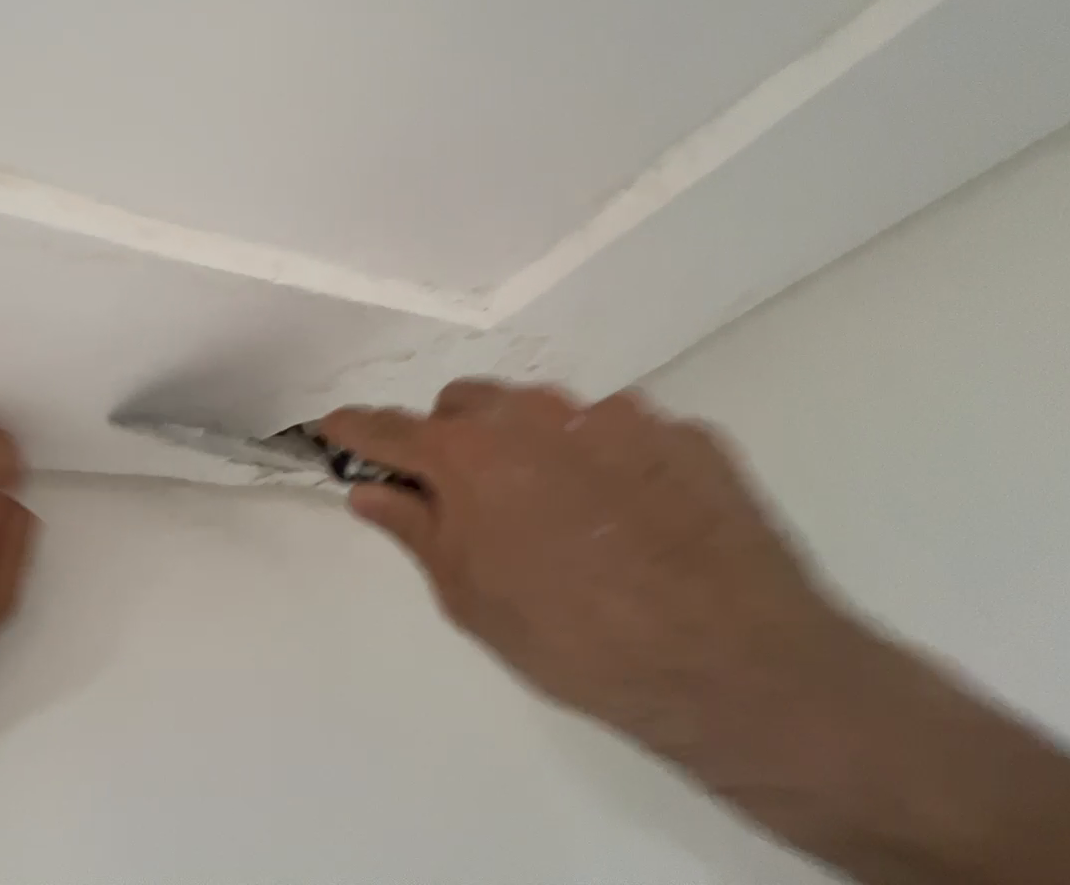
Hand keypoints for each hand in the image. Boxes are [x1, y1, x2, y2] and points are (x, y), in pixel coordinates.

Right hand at [321, 381, 870, 770]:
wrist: (735, 666)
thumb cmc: (574, 639)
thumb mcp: (469, 598)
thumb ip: (412, 530)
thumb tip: (370, 493)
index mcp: (469, 456)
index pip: (388, 429)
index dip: (353, 429)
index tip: (334, 428)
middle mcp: (534, 415)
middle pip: (466, 403)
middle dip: (452, 439)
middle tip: (469, 500)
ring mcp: (614, 416)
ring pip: (543, 412)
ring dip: (530, 447)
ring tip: (562, 516)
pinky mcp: (681, 432)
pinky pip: (618, 433)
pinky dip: (603, 462)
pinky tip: (631, 519)